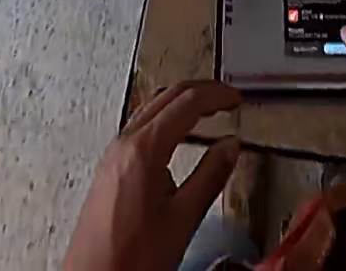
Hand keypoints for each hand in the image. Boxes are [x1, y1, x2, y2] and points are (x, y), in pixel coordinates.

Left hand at [63, 81, 241, 270]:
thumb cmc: (129, 262)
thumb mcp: (181, 222)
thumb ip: (210, 177)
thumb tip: (230, 145)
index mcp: (144, 150)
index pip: (188, 102)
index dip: (217, 95)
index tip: (236, 99)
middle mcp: (125, 144)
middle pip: (169, 96)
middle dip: (202, 91)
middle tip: (227, 98)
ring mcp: (113, 155)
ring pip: (153, 107)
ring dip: (183, 101)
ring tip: (208, 110)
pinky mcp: (108, 169)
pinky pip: (141, 125)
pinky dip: (166, 117)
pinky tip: (178, 136)